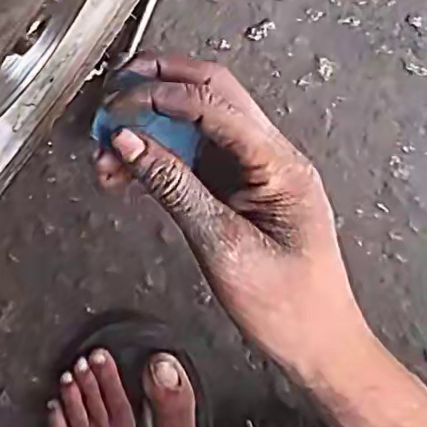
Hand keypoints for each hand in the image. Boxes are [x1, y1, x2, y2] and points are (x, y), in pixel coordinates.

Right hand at [95, 54, 365, 371]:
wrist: (318, 348)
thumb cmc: (288, 306)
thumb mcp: (222, 245)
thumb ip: (172, 185)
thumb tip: (128, 140)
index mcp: (277, 162)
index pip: (212, 103)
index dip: (160, 96)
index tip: (119, 109)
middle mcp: (265, 152)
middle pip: (209, 87)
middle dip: (158, 78)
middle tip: (115, 87)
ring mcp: (248, 164)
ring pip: (192, 115)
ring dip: (147, 119)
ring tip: (107, 140)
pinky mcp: (230, 180)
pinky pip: (185, 148)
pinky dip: (151, 150)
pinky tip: (123, 167)